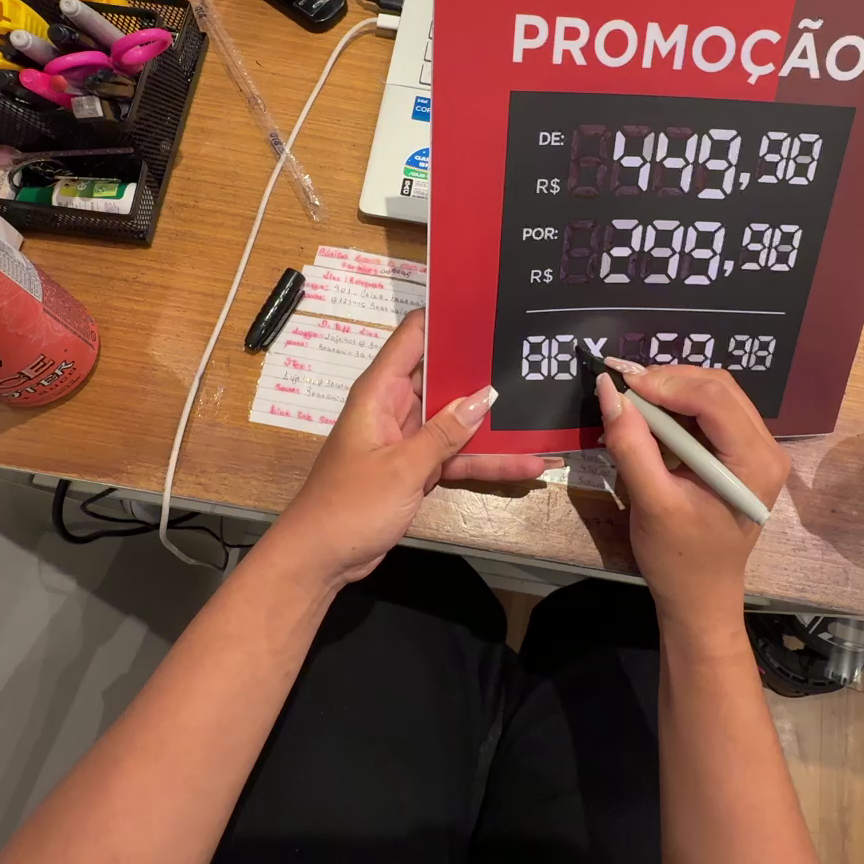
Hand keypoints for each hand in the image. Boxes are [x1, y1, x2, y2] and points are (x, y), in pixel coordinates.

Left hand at [269, 309, 554, 585]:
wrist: (321, 559)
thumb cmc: (351, 504)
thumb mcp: (403, 466)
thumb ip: (446, 432)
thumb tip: (486, 395)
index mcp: (381, 391)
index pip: (414, 336)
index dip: (446, 316)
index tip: (488, 304)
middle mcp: (396, 406)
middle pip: (444, 374)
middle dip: (482, 365)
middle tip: (531, 351)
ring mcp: (410, 438)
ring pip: (457, 418)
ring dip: (493, 420)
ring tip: (542, 407)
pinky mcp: (419, 467)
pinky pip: (458, 453)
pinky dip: (486, 460)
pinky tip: (527, 463)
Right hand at [596, 361, 789, 636]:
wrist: (700, 596)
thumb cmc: (678, 557)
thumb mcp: (650, 502)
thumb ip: (631, 444)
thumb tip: (609, 390)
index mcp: (754, 463)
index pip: (713, 399)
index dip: (666, 383)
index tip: (621, 381)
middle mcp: (766, 448)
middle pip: (718, 388)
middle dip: (668, 380)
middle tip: (623, 387)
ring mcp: (757, 449)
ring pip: (715, 393)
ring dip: (672, 389)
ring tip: (632, 400)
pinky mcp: (741, 453)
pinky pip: (711, 411)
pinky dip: (678, 405)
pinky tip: (650, 415)